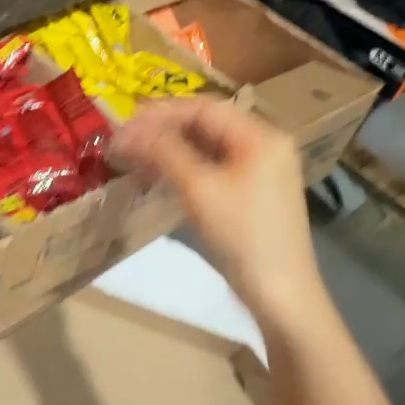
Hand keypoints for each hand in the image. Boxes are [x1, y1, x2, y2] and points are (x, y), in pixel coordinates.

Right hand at [113, 98, 326, 324]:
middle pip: (205, 125)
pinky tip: (155, 175)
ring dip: (168, 149)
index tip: (124, 123)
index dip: (161, 113)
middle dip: (162, 130)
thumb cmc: (244, 237)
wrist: (281, 296)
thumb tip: (127, 131)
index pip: (203, 108)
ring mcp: (259, 171)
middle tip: (123, 141)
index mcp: (261, 137)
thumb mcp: (200, 189)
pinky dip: (181, 168)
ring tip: (132, 157)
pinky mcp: (249, 193)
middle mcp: (264, 146)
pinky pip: (210, 168)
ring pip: (205, 147)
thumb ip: (164, 152)